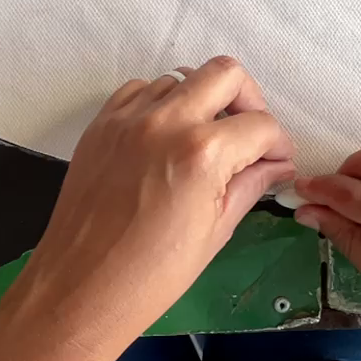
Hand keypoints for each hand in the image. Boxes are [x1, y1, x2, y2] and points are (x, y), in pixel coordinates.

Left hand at [2, 56, 295, 360]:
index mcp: (202, 152)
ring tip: (202, 141)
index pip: (261, 124)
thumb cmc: (154, 274)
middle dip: (249, 100)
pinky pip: (141, 90)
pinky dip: (161, 105)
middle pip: (225, 73)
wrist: (82, 287)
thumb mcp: (216, 231)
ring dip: (201, 102)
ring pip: (181, 79)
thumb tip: (278, 165)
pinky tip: (164, 139)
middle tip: (248, 135)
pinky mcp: (102, 122)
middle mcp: (166, 121)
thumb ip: (251, 184)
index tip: (276, 161)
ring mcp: (128, 117)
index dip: (278, 144)